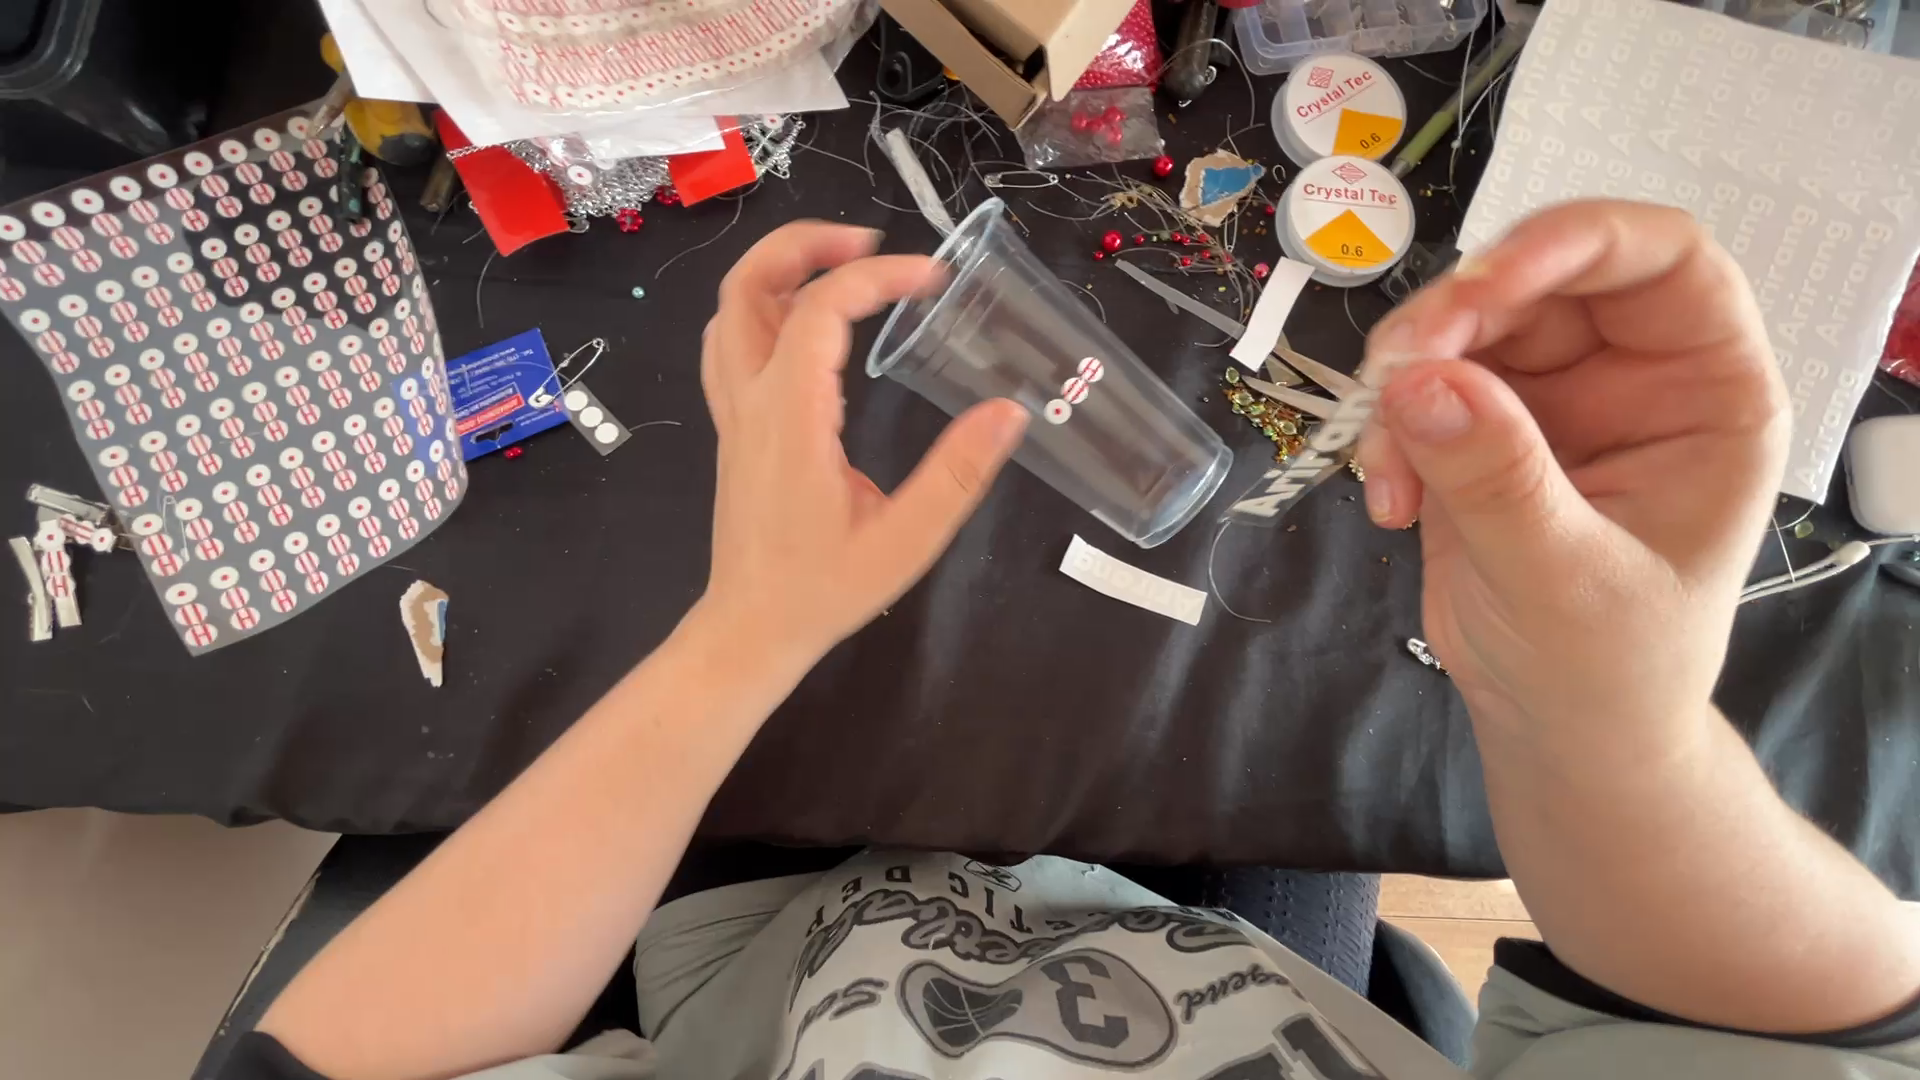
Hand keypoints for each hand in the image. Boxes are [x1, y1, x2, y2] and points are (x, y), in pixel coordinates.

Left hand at [693, 222, 1027, 677]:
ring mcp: (733, 414)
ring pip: (731, 311)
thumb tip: (1010, 412)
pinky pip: (731, 346)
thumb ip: (957, 475)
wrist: (753, 628)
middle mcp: (751, 402)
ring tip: (842, 269)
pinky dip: (764, 311)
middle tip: (868, 240)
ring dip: (779, 272)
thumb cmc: (825, 590)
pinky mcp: (735, 430)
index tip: (933, 280)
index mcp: (792, 418)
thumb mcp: (906, 540)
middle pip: (748, 286)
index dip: (877, 277)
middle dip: (804, 244)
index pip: (821, 310)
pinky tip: (805, 326)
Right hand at [1356, 200, 1788, 748]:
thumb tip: (1414, 381)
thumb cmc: (1603, 659)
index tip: (1473, 291)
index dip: (1566, 246)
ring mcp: (1532, 408)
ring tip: (1382, 477)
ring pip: (1447, 342)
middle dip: (1445, 328)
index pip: (1654, 262)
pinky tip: (1386, 504)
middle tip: (1385, 383)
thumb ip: (1495, 476)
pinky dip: (1378, 441)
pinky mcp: (1463, 439)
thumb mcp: (1561, 573)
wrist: (1549, 713)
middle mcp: (1614, 381)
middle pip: (1523, 293)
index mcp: (1697, 391)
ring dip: (1395, 394)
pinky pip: (1406, 400)